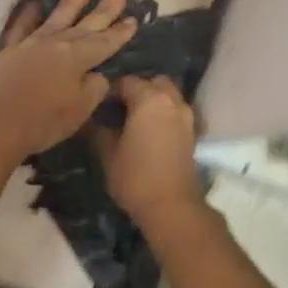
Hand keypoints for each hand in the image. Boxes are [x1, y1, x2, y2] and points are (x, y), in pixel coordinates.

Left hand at [0, 0, 136, 155]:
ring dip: (72, 0)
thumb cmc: (41, 123)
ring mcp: (31, 44)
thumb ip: (94, 89)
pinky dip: (29, 14)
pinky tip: (34, 4)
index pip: (105, 42)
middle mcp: (56, 44)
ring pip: (56, 17)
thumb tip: (99, 74)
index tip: (134, 19)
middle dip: (104, 8)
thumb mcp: (79, 111)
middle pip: (85, 24)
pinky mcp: (9, 51)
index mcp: (77, 59)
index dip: (120, 32)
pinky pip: (21, 26)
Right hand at [101, 76, 200, 225]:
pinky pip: (175, 113)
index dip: (110, 91)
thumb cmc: (135, 177)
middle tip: (119, 109)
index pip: (127, 82)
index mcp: (149, 100)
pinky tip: (148, 133)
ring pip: (168, 97)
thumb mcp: (108, 155)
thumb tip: (95, 121)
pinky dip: (163, 116)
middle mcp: (171, 101)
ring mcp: (186, 117)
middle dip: (138, 90)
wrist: (171, 205)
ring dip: (153, 102)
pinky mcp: (192, 134)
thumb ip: (101, 131)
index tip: (98, 106)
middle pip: (154, 83)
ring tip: (134, 121)